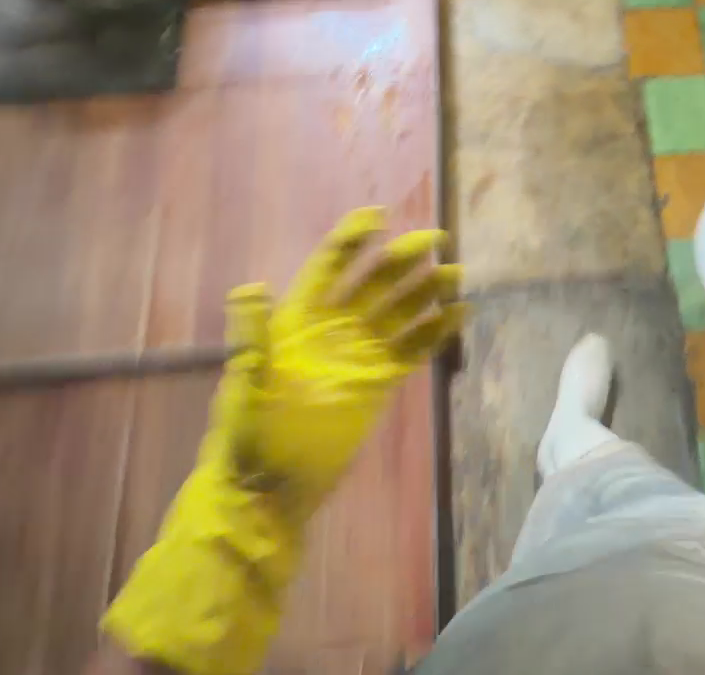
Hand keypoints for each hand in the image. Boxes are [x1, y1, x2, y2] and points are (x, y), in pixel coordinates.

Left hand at [215, 207, 464, 510]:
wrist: (269, 487)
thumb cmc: (249, 435)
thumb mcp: (245, 385)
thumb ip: (252, 339)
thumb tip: (250, 287)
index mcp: (300, 320)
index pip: (329, 268)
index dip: (352, 241)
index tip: (379, 217)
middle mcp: (335, 328)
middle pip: (375, 283)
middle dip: (404, 259)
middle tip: (437, 240)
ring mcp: (360, 353)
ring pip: (400, 311)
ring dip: (427, 291)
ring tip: (456, 275)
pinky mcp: (380, 381)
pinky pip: (413, 349)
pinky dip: (436, 332)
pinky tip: (459, 315)